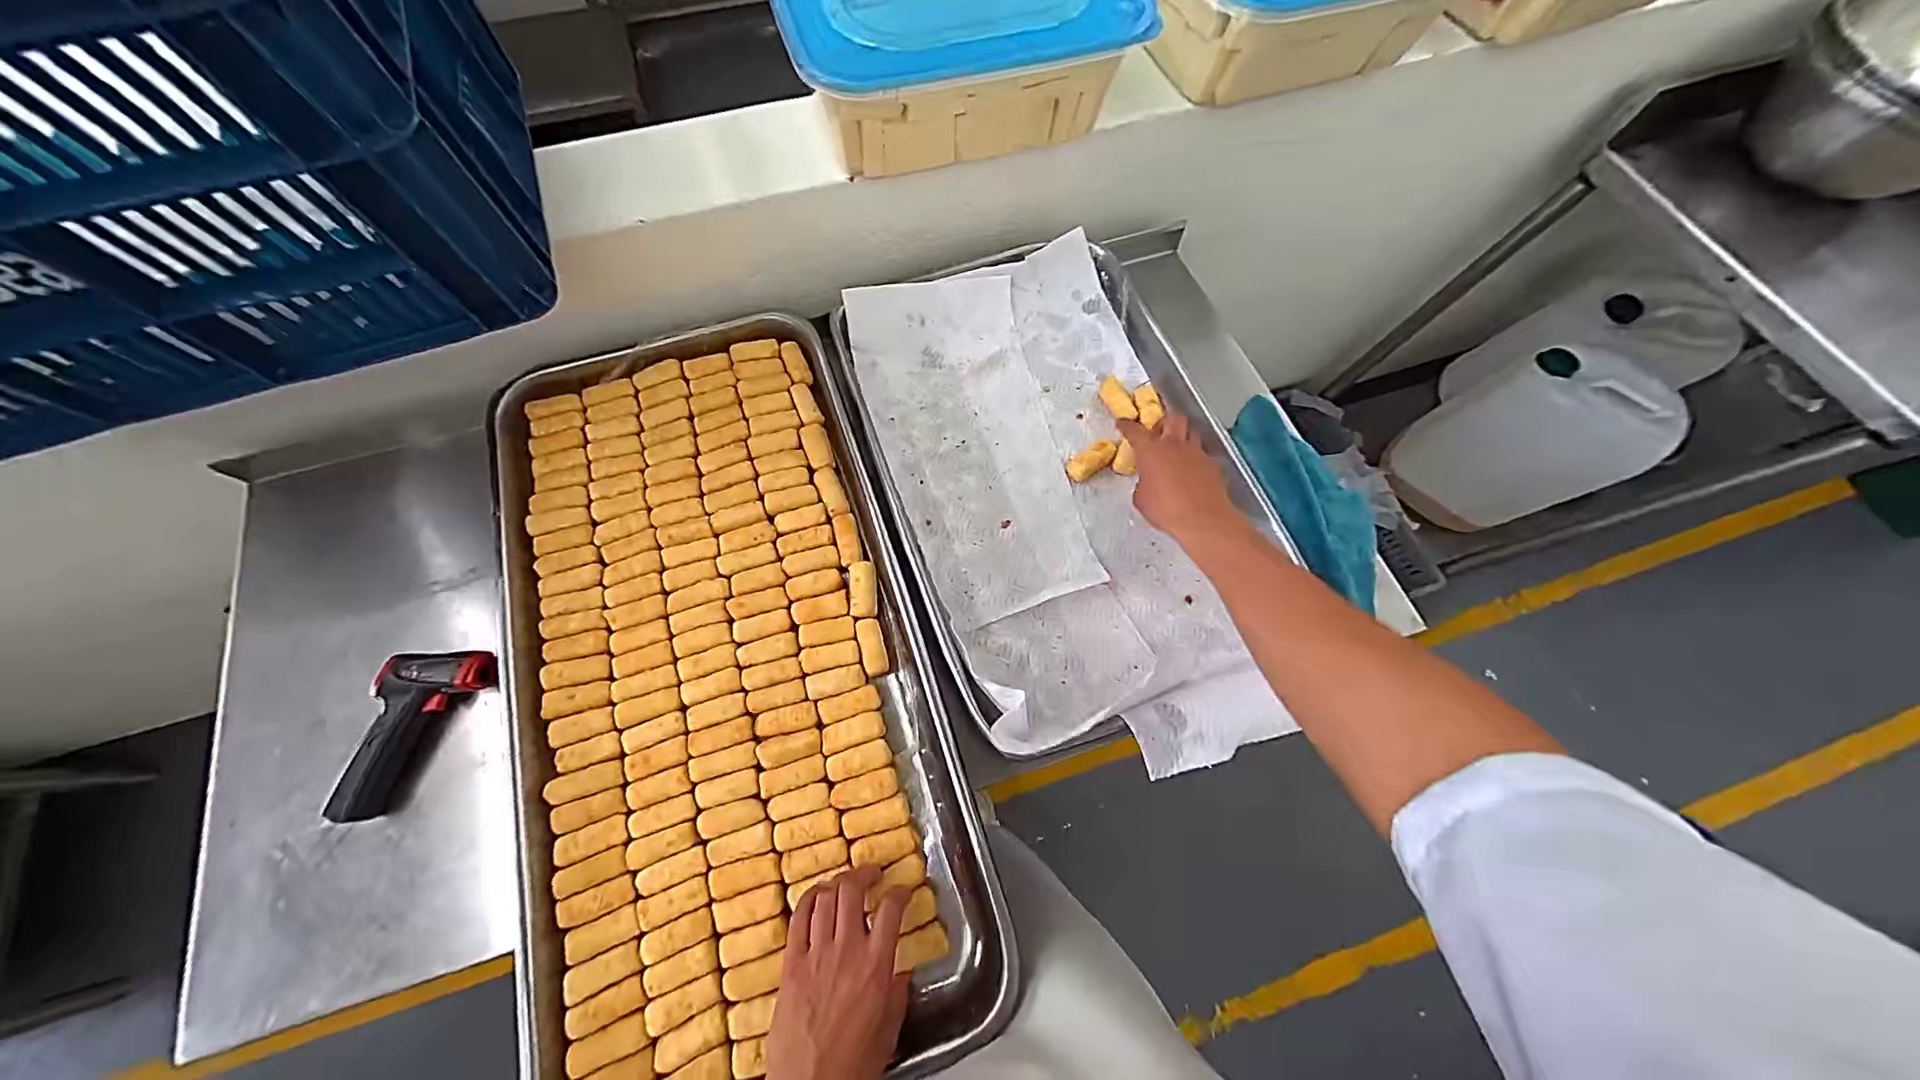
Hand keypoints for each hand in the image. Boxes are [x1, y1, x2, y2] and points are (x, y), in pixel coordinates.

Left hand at [767, 866, 912, 1079]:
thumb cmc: (853, 1064)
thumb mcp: (888, 1028)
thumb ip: (896, 992)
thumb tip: (900, 971)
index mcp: (875, 966)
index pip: (891, 909)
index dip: (899, 892)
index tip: (902, 890)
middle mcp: (846, 952)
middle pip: (852, 890)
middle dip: (864, 873)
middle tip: (872, 874)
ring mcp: (815, 955)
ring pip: (825, 899)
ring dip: (837, 883)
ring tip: (845, 883)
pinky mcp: (790, 965)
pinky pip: (798, 919)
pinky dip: (808, 899)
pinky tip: (816, 896)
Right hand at [1117, 412, 1247, 547]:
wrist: (1202, 519)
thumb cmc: (1166, 509)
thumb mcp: (1141, 499)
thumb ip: (1142, 483)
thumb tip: (1147, 483)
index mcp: (1150, 450)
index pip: (1135, 430)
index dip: (1127, 426)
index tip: (1123, 424)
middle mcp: (1174, 445)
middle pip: (1172, 418)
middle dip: (1164, 421)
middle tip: (1158, 431)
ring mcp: (1196, 453)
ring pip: (1191, 432)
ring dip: (1183, 437)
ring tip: (1177, 448)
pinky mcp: (1212, 465)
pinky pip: (1203, 454)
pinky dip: (1196, 458)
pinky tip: (1193, 471)